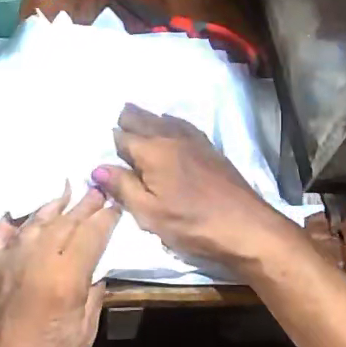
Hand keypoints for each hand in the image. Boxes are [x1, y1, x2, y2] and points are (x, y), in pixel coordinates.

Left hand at [0, 186, 120, 346]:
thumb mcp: (84, 331)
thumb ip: (93, 293)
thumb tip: (97, 269)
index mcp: (65, 274)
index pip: (92, 232)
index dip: (107, 217)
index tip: (117, 205)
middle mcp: (36, 256)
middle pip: (65, 220)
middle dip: (84, 205)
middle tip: (98, 191)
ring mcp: (9, 256)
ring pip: (35, 220)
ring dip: (53, 205)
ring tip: (67, 191)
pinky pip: (2, 231)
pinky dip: (14, 221)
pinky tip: (21, 216)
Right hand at [95, 104, 299, 278]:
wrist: (247, 228)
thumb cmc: (192, 224)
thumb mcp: (149, 213)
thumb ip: (122, 187)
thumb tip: (97, 168)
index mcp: (152, 151)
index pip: (122, 137)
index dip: (111, 143)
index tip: (104, 149)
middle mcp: (171, 137)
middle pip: (142, 118)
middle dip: (127, 119)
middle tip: (117, 124)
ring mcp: (194, 141)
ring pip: (163, 119)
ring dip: (147, 119)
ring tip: (137, 120)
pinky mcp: (210, 149)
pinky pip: (182, 125)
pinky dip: (168, 123)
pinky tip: (169, 129)